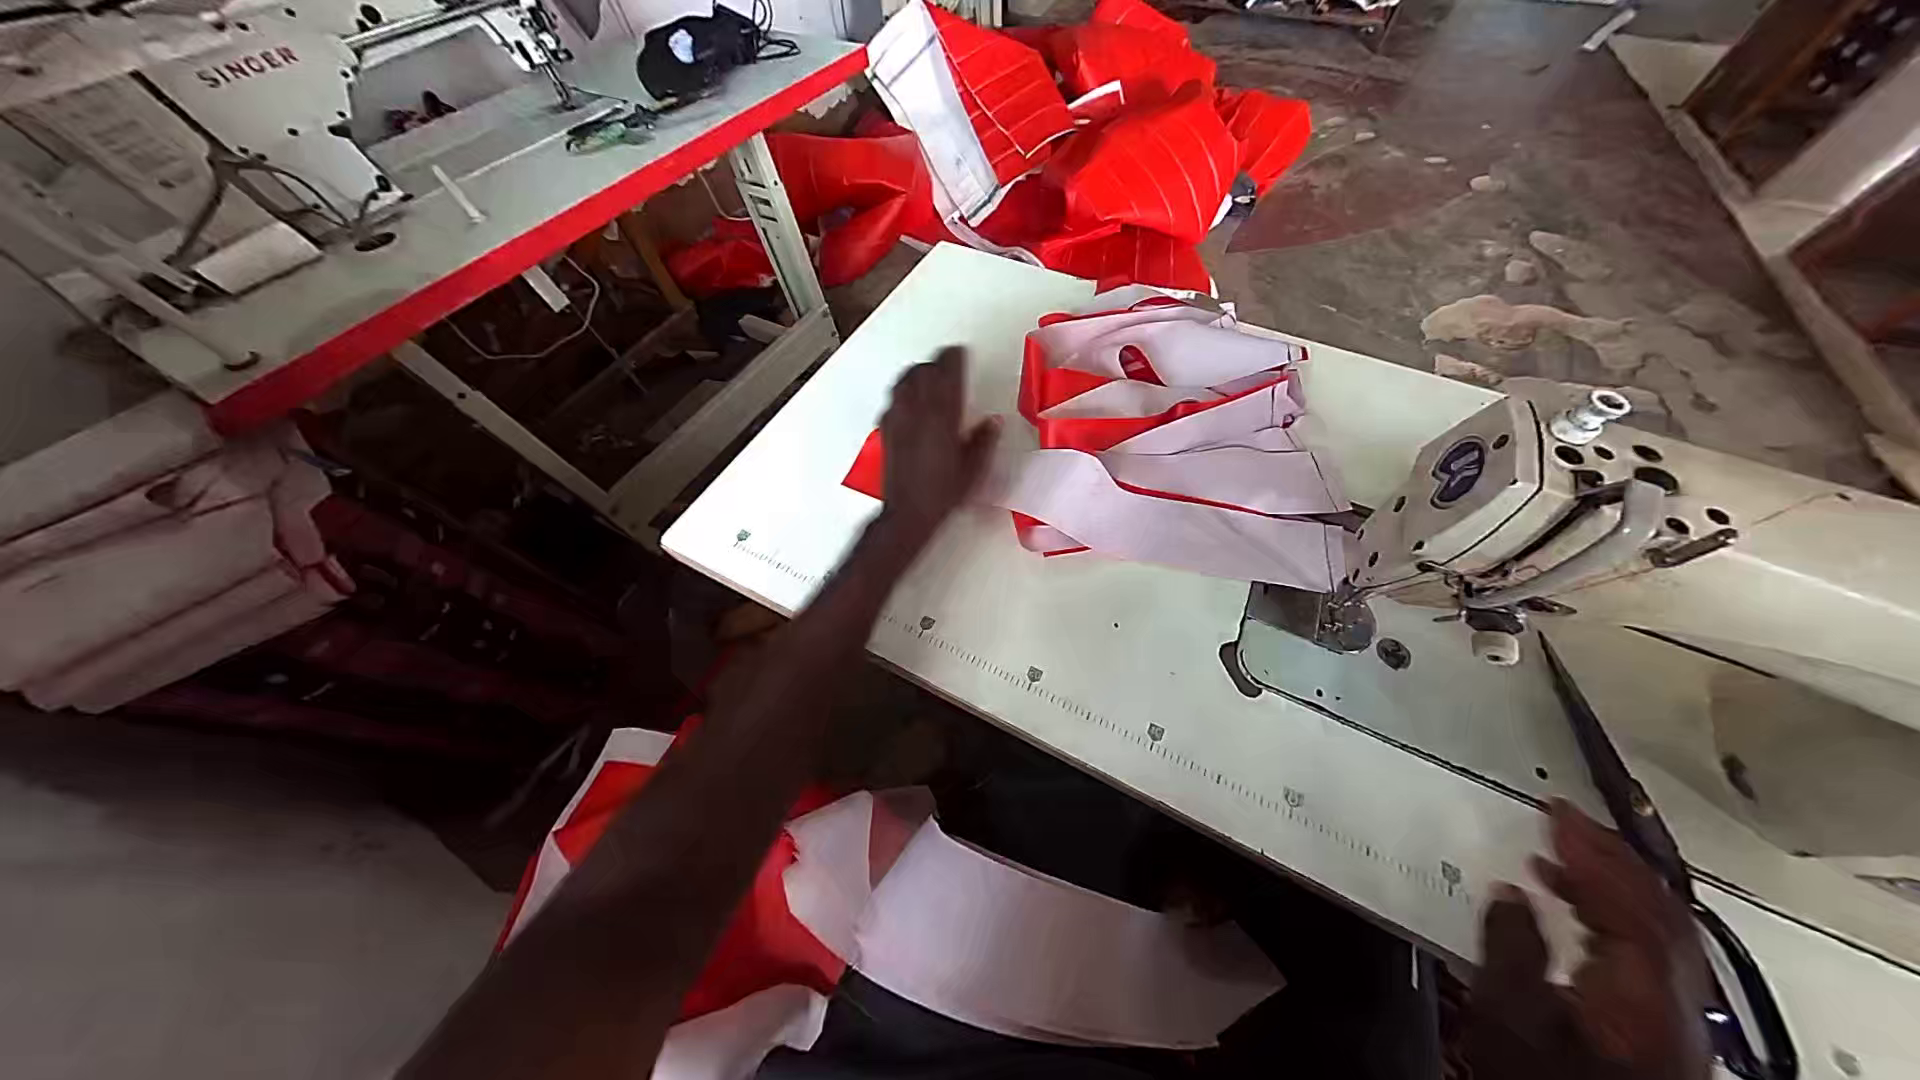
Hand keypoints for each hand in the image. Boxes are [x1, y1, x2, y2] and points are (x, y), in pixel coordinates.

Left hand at [877, 346, 998, 547]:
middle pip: (923, 369)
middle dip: (936, 363)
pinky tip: (909, 402)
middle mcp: (917, 410)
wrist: (909, 511)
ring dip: (916, 373)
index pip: (947, 370)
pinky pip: (892, 399)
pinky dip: (902, 392)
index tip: (960, 353)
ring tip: (927, 377)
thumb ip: (984, 439)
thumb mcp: (974, 467)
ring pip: (904, 379)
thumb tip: (992, 422)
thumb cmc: (942, 492)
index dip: (954, 357)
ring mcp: (898, 417)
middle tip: (947, 365)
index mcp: (943, 415)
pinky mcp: (886, 428)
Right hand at [1470, 800, 1711, 1079]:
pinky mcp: (1655, 1018)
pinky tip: (1570, 895)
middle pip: (1657, 912)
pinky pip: (1648, 944)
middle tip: (1567, 816)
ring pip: (1658, 926)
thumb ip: (1510, 946)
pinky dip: (1613, 905)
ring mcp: (1669, 1012)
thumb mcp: (1508, 1011)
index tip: (1556, 812)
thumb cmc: (1540, 1073)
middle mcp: (1670, 1001)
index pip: (1626, 905)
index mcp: (1640, 995)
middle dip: (1610, 855)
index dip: (1591, 852)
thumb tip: (1509, 890)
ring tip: (1563, 847)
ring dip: (1613, 877)